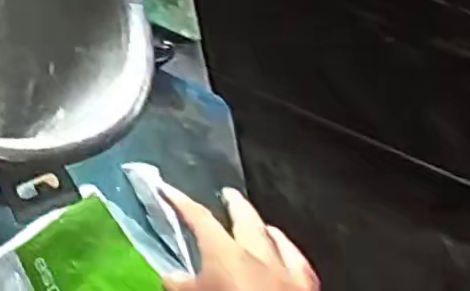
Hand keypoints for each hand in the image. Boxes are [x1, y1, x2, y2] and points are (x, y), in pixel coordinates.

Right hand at [162, 185, 317, 290]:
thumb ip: (180, 284)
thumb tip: (174, 277)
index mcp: (225, 252)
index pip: (198, 215)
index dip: (179, 200)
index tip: (166, 188)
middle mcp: (259, 257)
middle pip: (247, 220)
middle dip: (236, 205)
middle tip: (228, 193)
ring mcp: (290, 279)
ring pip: (281, 243)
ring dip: (269, 232)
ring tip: (264, 226)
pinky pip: (304, 270)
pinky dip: (294, 259)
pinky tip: (291, 260)